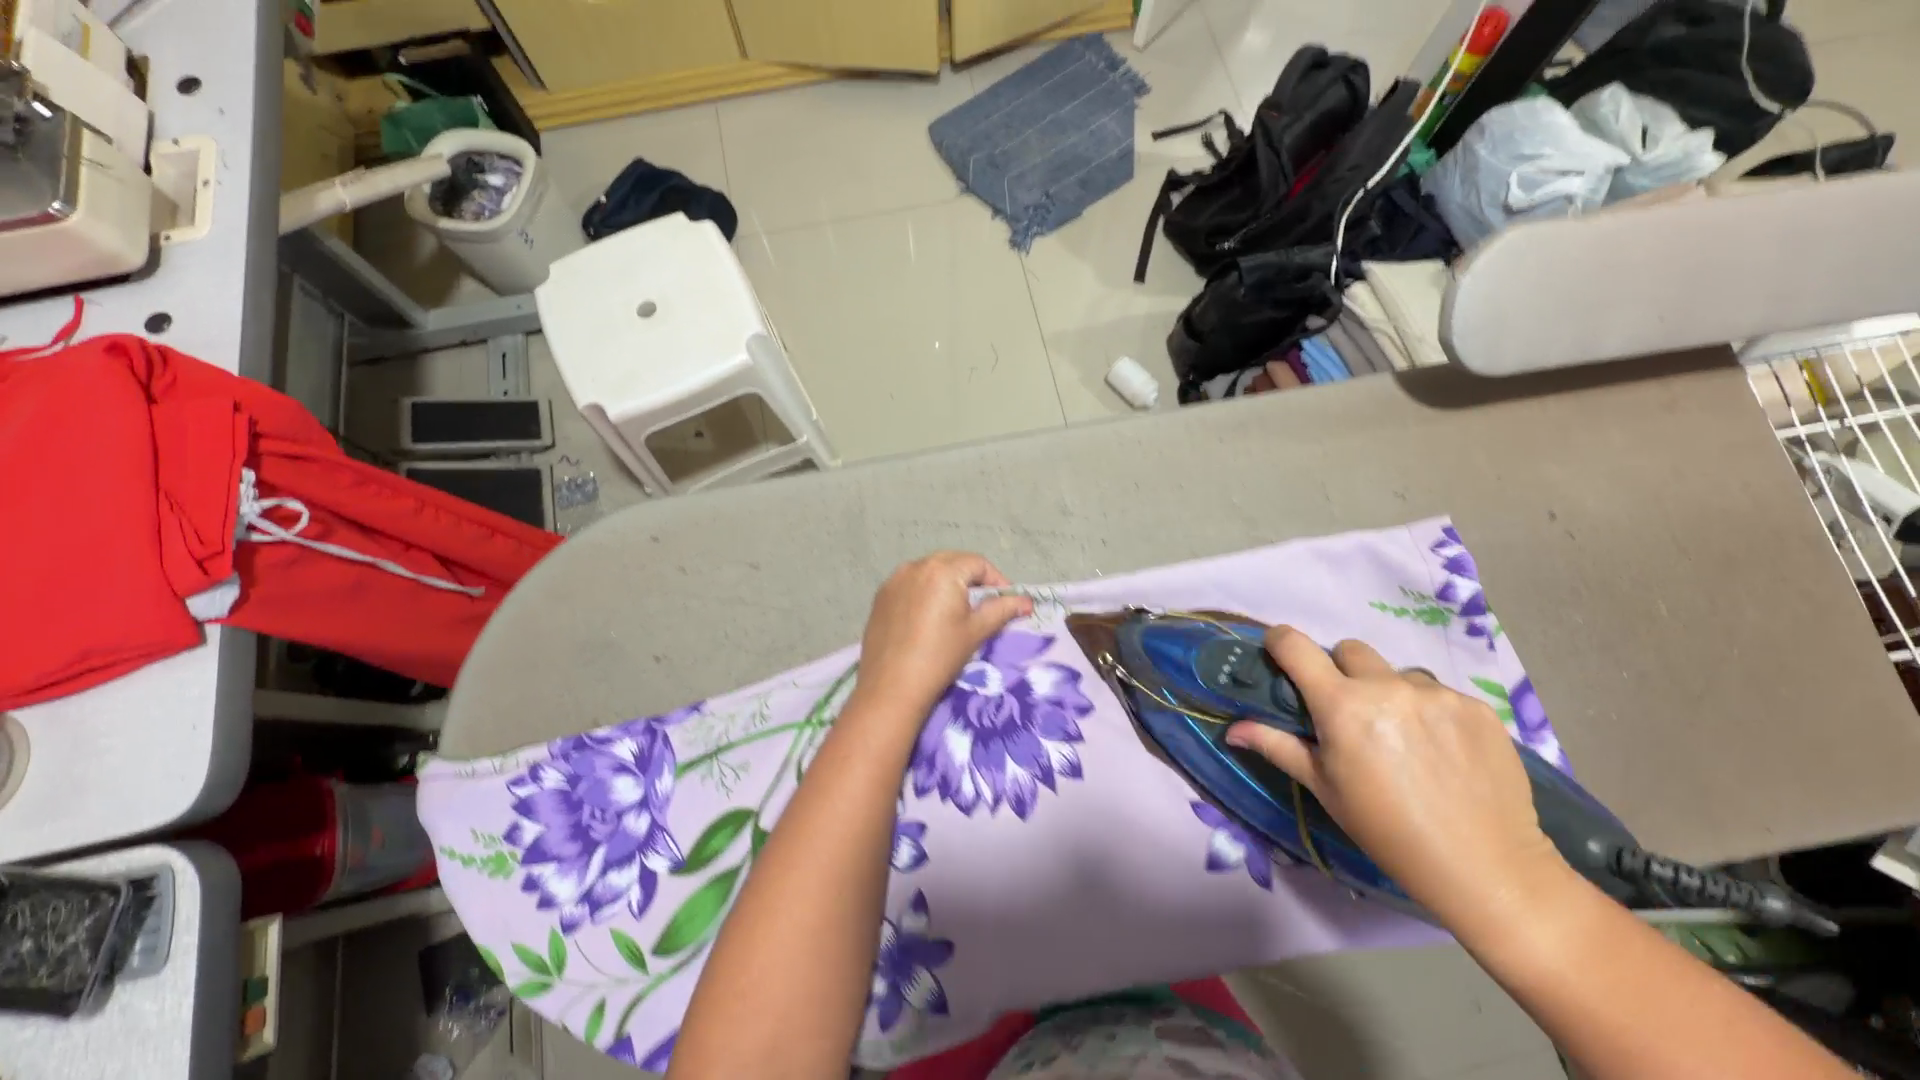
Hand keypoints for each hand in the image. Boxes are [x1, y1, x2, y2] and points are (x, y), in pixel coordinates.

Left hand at [852, 553, 1032, 714]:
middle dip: (972, 579)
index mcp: (942, 571)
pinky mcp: (880, 597)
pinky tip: (928, 618)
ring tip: (956, 610)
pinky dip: (924, 593)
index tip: (1006, 602)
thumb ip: (1002, 610)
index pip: (978, 563)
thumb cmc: (940, 656)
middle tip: (984, 605)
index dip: (996, 580)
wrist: (891, 687)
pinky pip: (910, 585)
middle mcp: (916, 566)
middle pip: (952, 562)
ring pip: (929, 572)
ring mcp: (894, 580)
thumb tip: (1026, 602)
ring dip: (947, 584)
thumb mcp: (976, 631)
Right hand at [1226, 628, 1565, 925]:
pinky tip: (1441, 751)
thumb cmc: (1386, 831)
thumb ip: (1278, 747)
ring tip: (1403, 739)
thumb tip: (1232, 729)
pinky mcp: (1477, 706)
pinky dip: (1430, 712)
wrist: (1483, 865)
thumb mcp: (1325, 789)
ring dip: (1389, 692)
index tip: (1280, 655)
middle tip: (1348, 713)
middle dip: (1340, 671)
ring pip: (1398, 673)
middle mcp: (1388, 687)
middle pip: (1350, 650)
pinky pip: (1440, 694)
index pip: (1297, 647)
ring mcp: (1438, 693)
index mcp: (1343, 706)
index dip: (1281, 643)